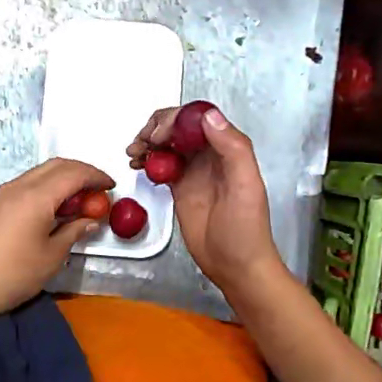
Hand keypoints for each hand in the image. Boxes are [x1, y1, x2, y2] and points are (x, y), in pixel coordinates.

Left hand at [0, 158, 114, 321]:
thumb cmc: (14, 275)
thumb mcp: (52, 256)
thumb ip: (74, 231)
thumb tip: (90, 220)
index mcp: (36, 197)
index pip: (74, 174)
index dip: (96, 177)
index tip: (111, 187)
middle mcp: (18, 186)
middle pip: (57, 165)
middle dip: (81, 173)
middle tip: (98, 191)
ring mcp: (4, 192)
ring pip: (41, 172)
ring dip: (64, 179)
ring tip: (79, 202)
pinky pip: (28, 183)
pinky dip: (47, 187)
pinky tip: (55, 209)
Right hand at [127, 106, 283, 293]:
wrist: (236, 265)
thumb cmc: (246, 230)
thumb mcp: (246, 185)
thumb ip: (232, 148)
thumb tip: (209, 116)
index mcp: (228, 148)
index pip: (198, 118)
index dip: (175, 119)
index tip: (160, 134)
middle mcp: (210, 155)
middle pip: (179, 127)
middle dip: (157, 128)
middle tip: (144, 143)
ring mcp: (194, 171)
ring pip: (167, 143)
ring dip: (148, 141)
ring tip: (134, 152)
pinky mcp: (180, 187)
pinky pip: (161, 164)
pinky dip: (148, 160)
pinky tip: (137, 164)